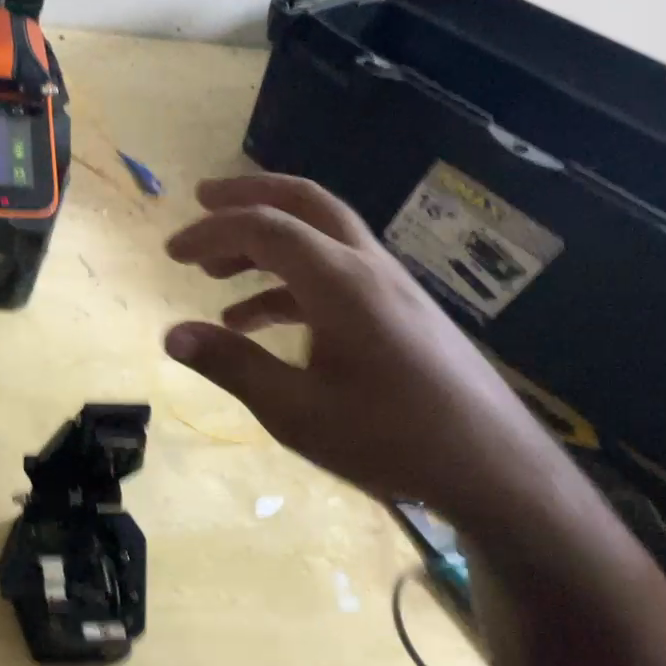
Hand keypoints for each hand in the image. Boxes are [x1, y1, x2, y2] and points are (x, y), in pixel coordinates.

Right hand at [163, 174, 563, 519]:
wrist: (496, 469)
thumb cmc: (390, 439)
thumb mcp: (296, 411)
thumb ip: (231, 366)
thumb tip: (172, 336)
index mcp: (340, 282)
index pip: (263, 228)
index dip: (210, 232)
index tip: (170, 254)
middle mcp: (367, 268)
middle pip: (305, 203)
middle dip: (249, 195)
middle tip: (202, 200)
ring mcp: (389, 287)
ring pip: (320, 237)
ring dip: (265, 242)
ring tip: (215, 272)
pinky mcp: (399, 312)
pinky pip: (334, 274)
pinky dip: (288, 282)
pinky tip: (255, 321)